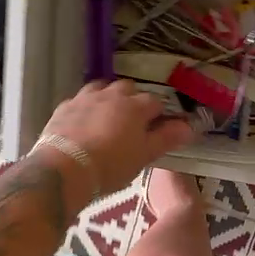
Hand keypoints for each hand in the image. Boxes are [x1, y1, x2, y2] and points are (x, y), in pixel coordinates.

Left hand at [39, 79, 193, 194]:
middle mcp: (112, 95)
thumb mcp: (144, 156)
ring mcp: (86, 98)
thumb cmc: (111, 165)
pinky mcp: (65, 106)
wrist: (65, 168)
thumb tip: (189, 127)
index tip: (158, 128)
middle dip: (134, 100)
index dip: (159, 115)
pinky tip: (86, 120)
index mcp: (135, 107)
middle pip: (128, 88)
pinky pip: (81, 99)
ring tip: (109, 116)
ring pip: (103, 87)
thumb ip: (166, 138)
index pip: (155, 102)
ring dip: (109, 97)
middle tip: (133, 122)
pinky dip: (87, 105)